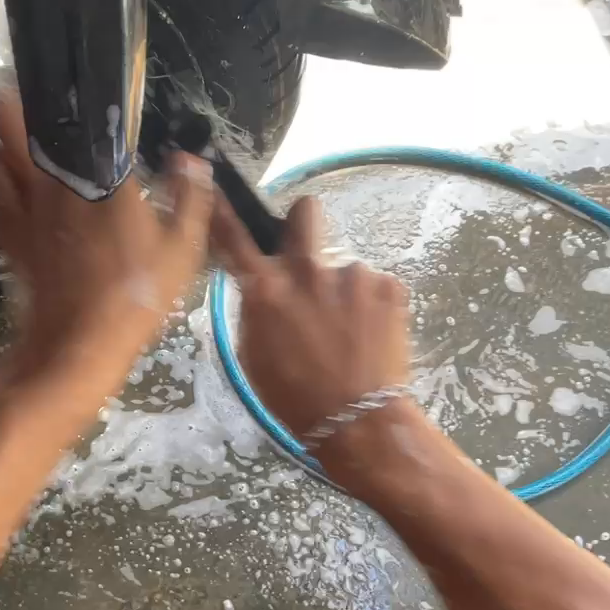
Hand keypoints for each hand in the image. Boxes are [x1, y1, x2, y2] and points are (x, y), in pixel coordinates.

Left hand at [0, 94, 214, 392]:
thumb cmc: (135, 296)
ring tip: (10, 131)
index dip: (71, 89)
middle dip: (17, 99)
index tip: (77, 79)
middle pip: (13, 117)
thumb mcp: (181, 251)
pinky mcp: (9, 237)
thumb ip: (191, 200)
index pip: (79, 114)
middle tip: (32, 97)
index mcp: (99, 175)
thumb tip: (193, 162)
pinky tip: (10, 188)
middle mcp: (52, 181)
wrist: (79, 345)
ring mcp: (24, 208)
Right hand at [211, 196, 413, 441]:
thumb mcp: (254, 358)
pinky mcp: (390, 287)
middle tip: (308, 262)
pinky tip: (369, 339)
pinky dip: (371, 308)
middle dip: (303, 226)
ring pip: (343, 268)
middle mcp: (308, 271)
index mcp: (267, 291)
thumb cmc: (294, 399)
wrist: (357, 423)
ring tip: (348, 334)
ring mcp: (353, 275)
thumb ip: (256, 311)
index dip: (225, 211)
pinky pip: (373, 287)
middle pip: (305, 212)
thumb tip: (262, 287)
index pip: (235, 238)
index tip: (219, 187)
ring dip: (341, 290)